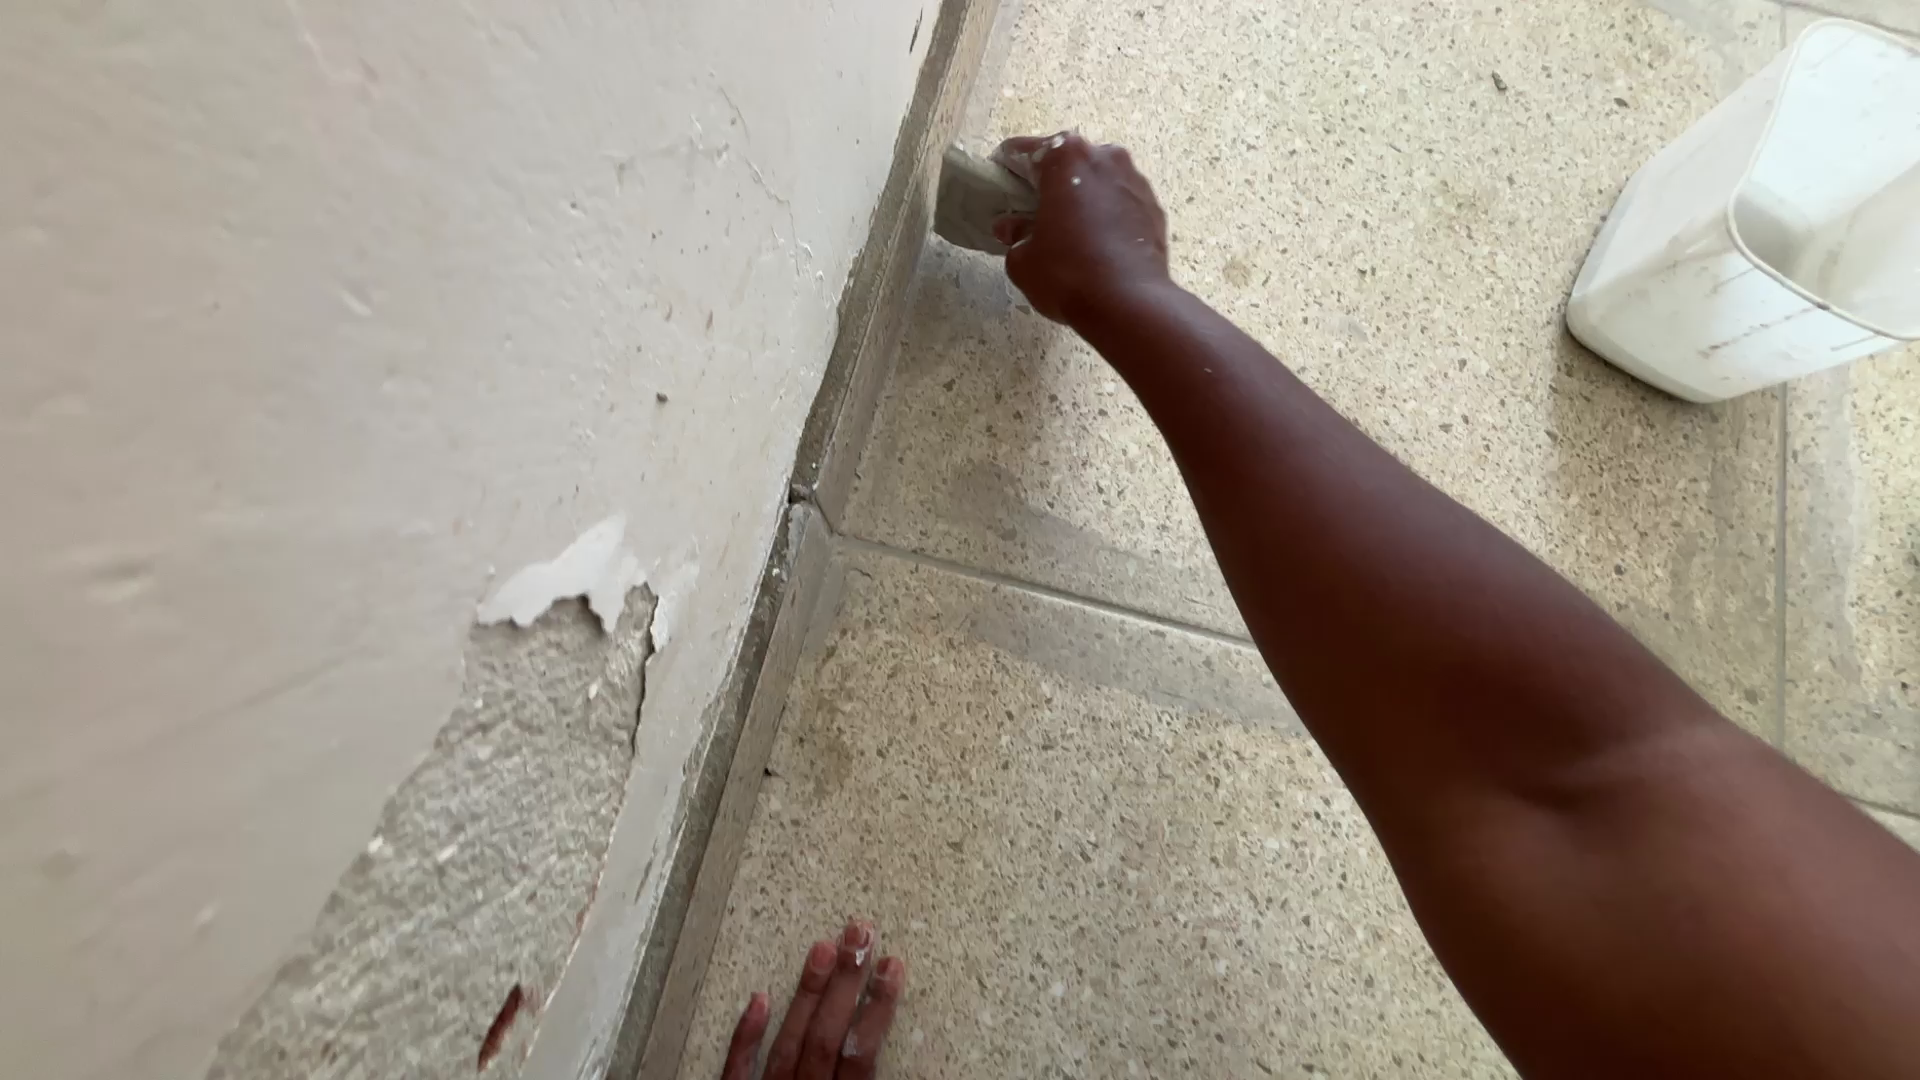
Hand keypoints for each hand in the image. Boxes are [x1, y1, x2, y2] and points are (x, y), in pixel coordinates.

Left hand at [718, 920, 906, 1079]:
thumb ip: (865, 1077)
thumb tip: (902, 1056)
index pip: (862, 1055)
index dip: (879, 1009)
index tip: (892, 963)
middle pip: (826, 1038)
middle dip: (845, 983)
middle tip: (860, 932)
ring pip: (789, 1044)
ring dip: (807, 995)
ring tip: (823, 945)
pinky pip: (736, 1072)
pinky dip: (746, 1037)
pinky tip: (759, 998)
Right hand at [990, 132, 1171, 324]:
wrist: (1129, 303)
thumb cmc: (1067, 275)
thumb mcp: (1023, 260)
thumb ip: (1013, 235)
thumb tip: (1010, 227)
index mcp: (1066, 157)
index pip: (1026, 152)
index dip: (1008, 167)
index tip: (999, 181)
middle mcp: (1105, 156)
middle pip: (1067, 163)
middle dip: (1049, 183)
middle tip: (1032, 211)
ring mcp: (1135, 180)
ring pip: (1098, 182)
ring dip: (1081, 199)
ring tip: (1068, 231)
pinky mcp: (1153, 207)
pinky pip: (1120, 205)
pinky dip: (1106, 217)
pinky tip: (1096, 245)